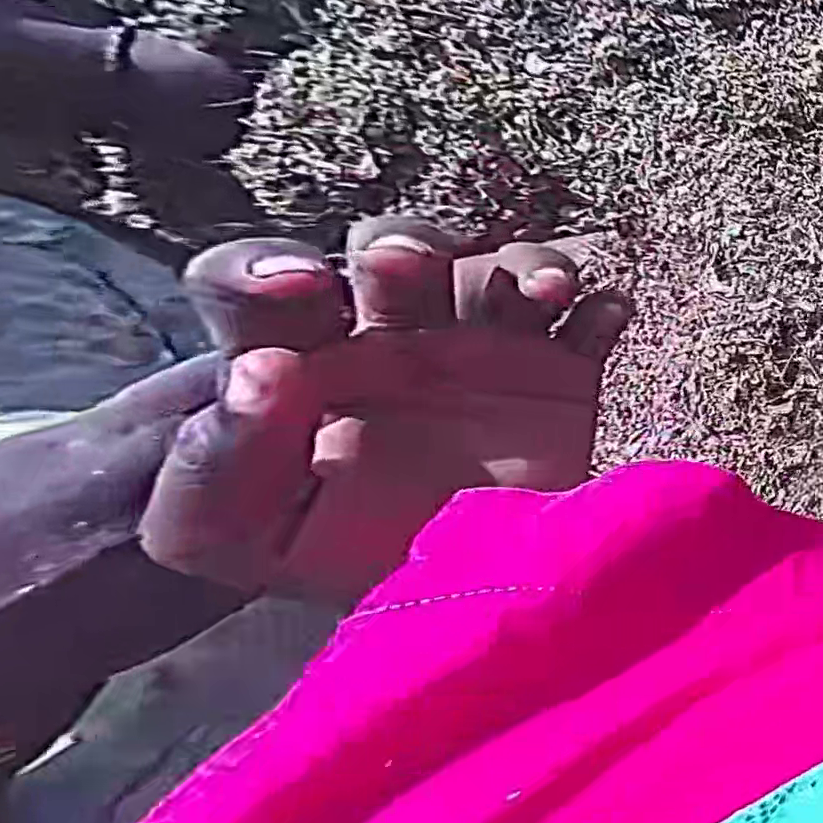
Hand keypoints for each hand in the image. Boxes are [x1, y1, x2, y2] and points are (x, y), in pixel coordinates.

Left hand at [140, 217, 630, 602]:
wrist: (475, 579)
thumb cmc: (352, 551)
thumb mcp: (245, 535)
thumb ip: (217, 468)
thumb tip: (263, 373)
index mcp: (316, 358)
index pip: (261, 286)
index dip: (265, 267)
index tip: (297, 286)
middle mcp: (409, 334)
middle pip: (402, 248)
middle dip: (407, 244)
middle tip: (408, 261)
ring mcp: (500, 344)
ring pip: (514, 265)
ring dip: (531, 263)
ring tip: (547, 292)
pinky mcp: (571, 367)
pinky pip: (595, 319)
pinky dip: (606, 308)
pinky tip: (605, 319)